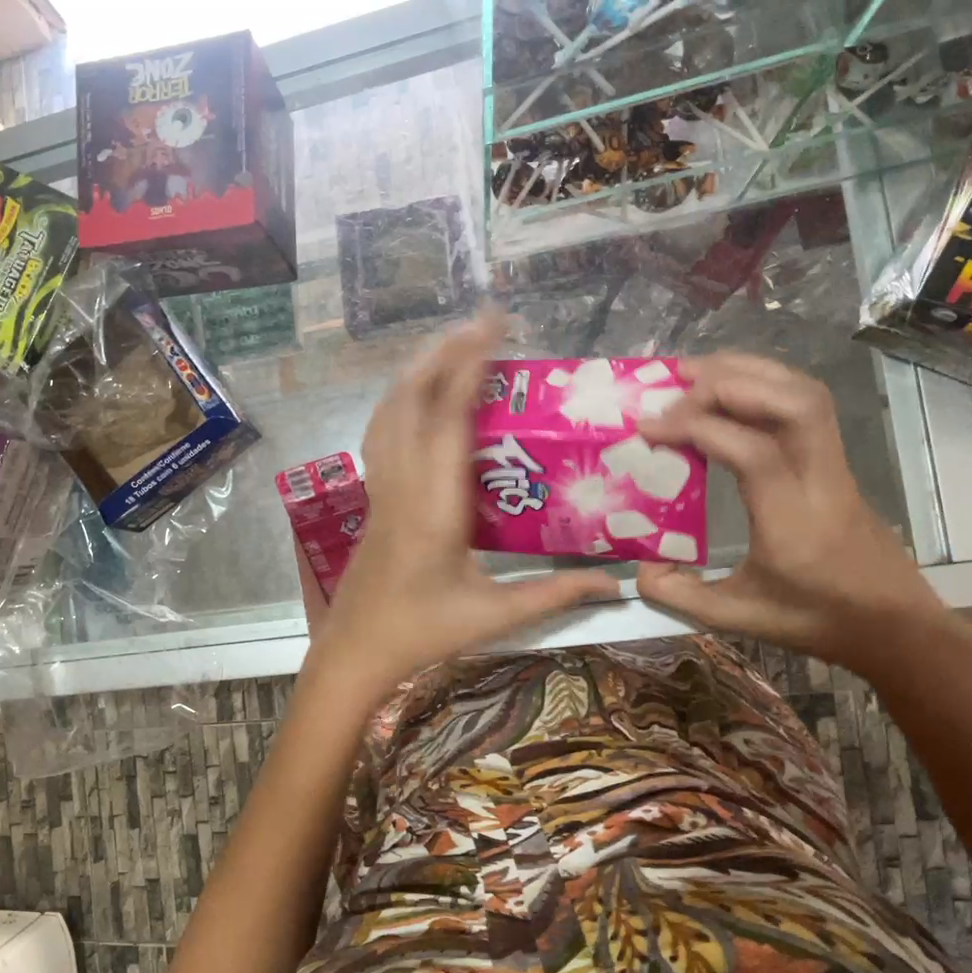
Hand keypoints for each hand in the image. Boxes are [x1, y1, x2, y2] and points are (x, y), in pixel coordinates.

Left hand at [307, 311, 615, 691]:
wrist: (354, 650)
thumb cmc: (422, 635)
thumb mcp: (493, 617)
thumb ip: (554, 594)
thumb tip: (617, 583)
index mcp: (435, 508)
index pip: (449, 420)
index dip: (468, 367)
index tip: (491, 326)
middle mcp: (402, 486)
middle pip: (411, 401)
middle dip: (442, 353)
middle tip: (481, 322)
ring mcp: (380, 489)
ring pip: (387, 413)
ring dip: (416, 371)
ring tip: (452, 345)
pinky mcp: (372, 497)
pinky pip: (380, 434)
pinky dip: (398, 400)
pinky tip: (417, 395)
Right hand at [634, 352, 948, 672]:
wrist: (894, 626)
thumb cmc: (815, 621)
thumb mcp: (736, 619)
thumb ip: (679, 595)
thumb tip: (638, 568)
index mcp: (792, 521)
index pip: (752, 451)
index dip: (696, 427)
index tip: (648, 428)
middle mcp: (820, 481)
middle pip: (793, 403)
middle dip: (730, 381)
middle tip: (673, 383)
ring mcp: (835, 467)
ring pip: (807, 395)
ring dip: (750, 372)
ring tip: (695, 372)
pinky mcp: (836, 463)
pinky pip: (808, 406)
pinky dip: (766, 384)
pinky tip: (730, 391)